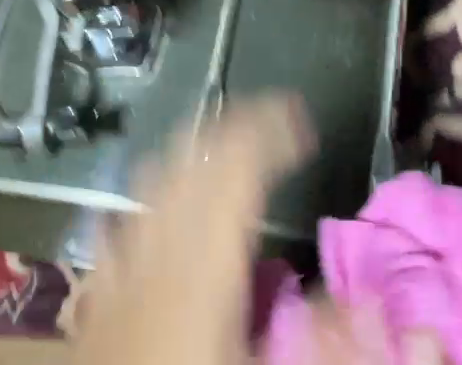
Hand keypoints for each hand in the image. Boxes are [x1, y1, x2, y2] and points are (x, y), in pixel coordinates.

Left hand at [71, 97, 313, 364]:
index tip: (300, 119)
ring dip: (189, 156)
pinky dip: (148, 198)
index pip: (236, 170)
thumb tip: (366, 300)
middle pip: (189, 162)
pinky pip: (120, 223)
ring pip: (151, 182)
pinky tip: (156, 208)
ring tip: (222, 148)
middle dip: (231, 129)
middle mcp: (157, 254)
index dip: (268, 131)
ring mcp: (118, 271)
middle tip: (271, 123)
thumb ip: (321, 344)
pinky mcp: (95, 296)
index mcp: (204, 268)